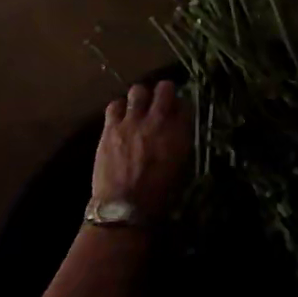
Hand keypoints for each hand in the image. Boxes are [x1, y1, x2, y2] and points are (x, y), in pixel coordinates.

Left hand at [92, 81, 190, 216]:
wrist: (124, 207)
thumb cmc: (159, 196)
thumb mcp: (182, 169)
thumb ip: (181, 144)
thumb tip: (178, 132)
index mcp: (180, 134)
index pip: (186, 105)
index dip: (182, 106)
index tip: (179, 112)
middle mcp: (158, 121)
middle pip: (165, 89)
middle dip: (165, 92)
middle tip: (162, 101)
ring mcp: (132, 122)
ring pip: (138, 90)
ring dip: (141, 96)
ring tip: (139, 107)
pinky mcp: (111, 127)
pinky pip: (115, 104)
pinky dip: (120, 108)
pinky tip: (121, 117)